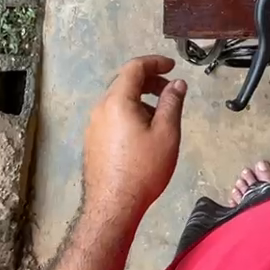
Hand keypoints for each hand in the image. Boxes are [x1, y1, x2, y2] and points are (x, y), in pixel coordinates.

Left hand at [81, 55, 187, 225]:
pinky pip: (112, 116)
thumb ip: (172, 102)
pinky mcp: (92, 141)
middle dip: (149, 81)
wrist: (113, 207)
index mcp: (117, 101)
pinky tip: (143, 133)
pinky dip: (129, 112)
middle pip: (124, 82)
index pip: (134, 68)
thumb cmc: (143, 169)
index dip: (155, 62)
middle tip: (170, 91)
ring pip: (118, 100)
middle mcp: (100, 108)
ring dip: (140, 99)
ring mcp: (93, 125)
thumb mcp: (166, 133)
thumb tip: (177, 83)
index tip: (172, 67)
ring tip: (160, 116)